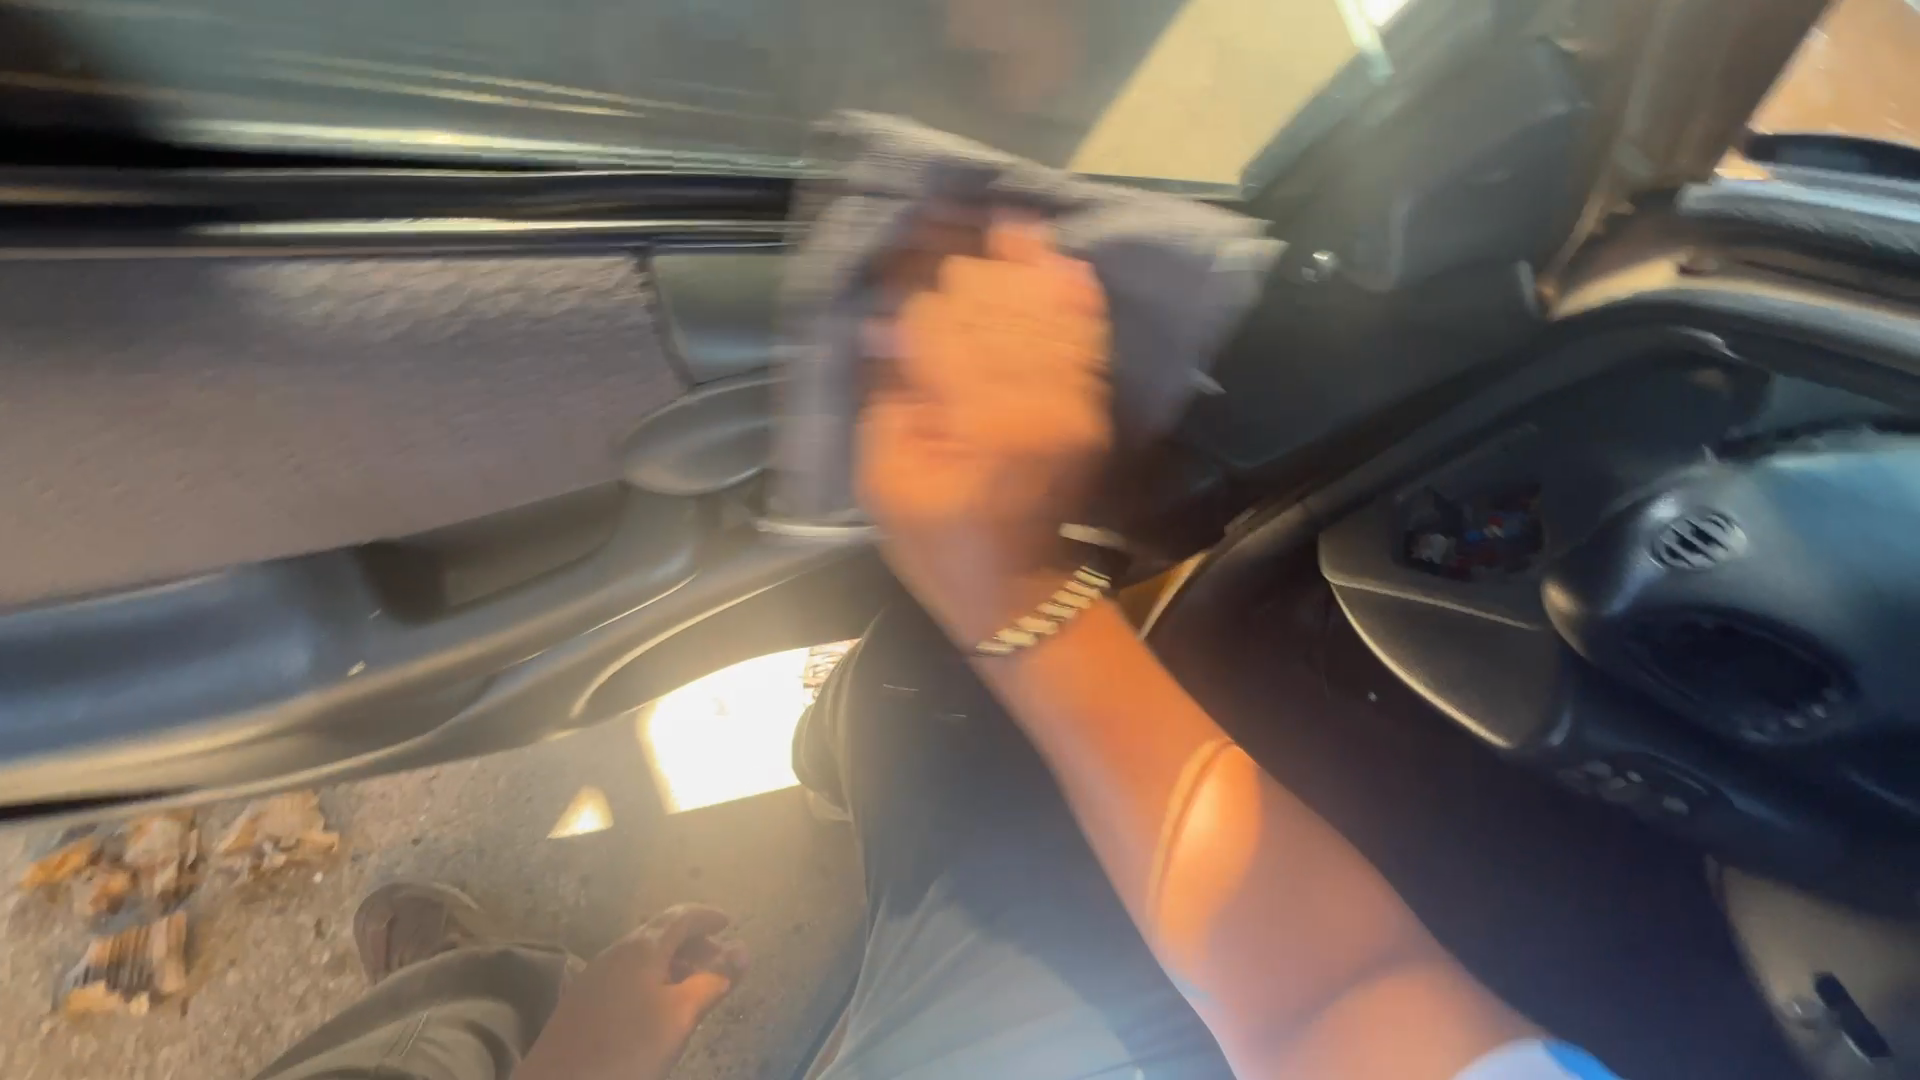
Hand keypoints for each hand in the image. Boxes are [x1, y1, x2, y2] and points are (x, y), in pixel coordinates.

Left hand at [517, 904, 748, 1079]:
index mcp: (642, 947)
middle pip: (661, 931)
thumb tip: (742, 951)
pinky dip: (650, 975)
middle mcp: (617, 951)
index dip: (708, 916)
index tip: (729, 923)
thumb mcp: (681, 1017)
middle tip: (717, 961)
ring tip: (691, 986)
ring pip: (642, 953)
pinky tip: (656, 1006)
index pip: (682, 915)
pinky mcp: (580, 1002)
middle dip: (692, 940)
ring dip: (671, 960)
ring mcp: (594, 975)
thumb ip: (713, 980)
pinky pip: (625, 972)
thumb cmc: (626, 1052)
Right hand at [858, 219, 1111, 646]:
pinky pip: (1082, 330)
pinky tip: (1045, 254)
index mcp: (973, 423)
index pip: (937, 322)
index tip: (890, 266)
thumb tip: (887, 324)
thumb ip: (886, 394)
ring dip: (1013, 264)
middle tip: (932, 244)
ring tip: (991, 229)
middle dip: (959, 270)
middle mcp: (1031, 399)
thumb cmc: (937, 544)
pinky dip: (1065, 289)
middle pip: (991, 301)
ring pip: (1039, 304)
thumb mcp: (884, 481)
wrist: (1018, 589)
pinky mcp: (1090, 405)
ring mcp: (1071, 400)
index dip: (910, 291)